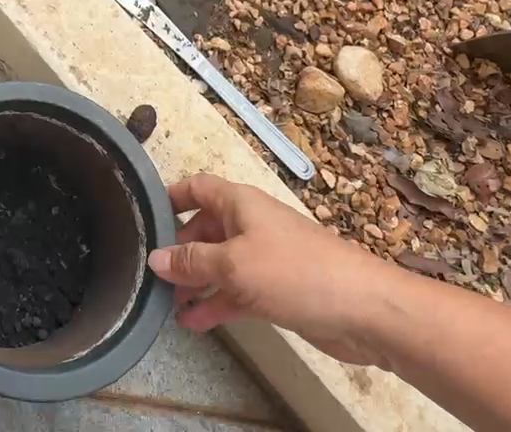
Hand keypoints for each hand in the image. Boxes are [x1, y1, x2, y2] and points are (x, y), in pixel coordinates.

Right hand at [147, 174, 409, 367]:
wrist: (367, 311)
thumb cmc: (295, 272)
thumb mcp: (234, 265)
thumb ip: (191, 262)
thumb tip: (154, 258)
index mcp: (239, 203)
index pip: (196, 188)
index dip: (170, 197)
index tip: (143, 214)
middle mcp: (249, 224)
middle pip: (204, 229)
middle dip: (179, 250)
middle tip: (152, 274)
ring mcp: (264, 257)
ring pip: (219, 264)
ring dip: (195, 282)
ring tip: (167, 305)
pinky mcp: (277, 289)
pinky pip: (236, 290)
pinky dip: (216, 302)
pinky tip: (195, 322)